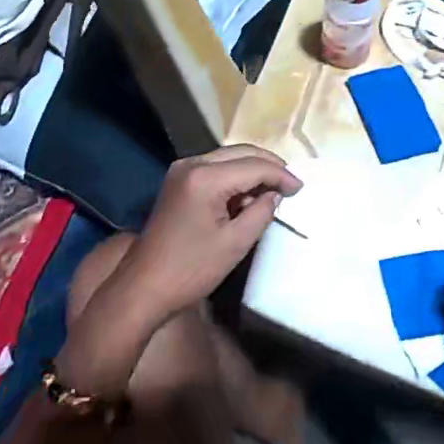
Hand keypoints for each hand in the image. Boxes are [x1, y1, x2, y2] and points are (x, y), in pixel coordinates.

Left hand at [116, 144, 301, 321]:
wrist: (142, 290)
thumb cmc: (190, 270)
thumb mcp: (235, 243)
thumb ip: (261, 212)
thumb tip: (275, 194)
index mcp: (205, 177)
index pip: (254, 166)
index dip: (281, 175)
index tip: (301, 188)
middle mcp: (192, 164)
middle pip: (241, 153)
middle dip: (269, 167)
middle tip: (291, 185)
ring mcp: (181, 171)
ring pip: (229, 159)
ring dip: (252, 172)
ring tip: (272, 193)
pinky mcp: (178, 182)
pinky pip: (215, 169)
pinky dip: (235, 179)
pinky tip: (247, 198)